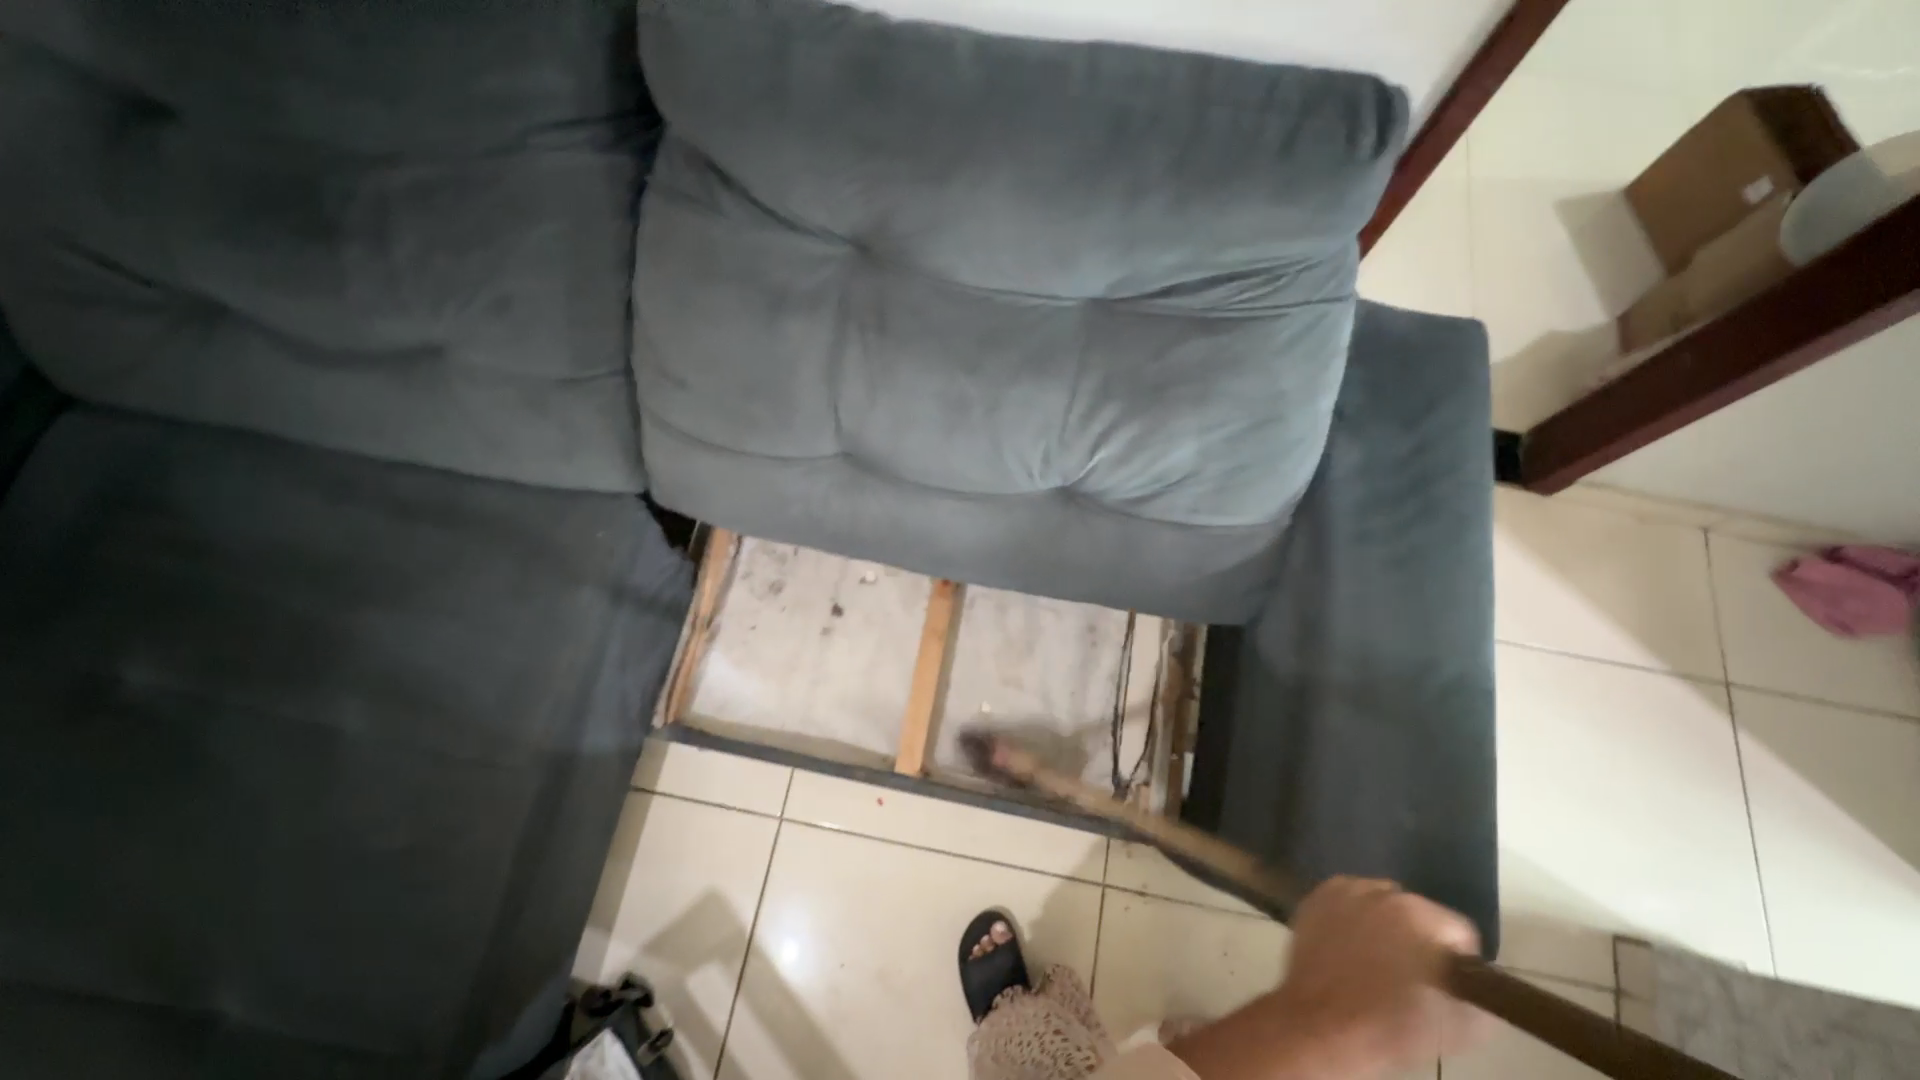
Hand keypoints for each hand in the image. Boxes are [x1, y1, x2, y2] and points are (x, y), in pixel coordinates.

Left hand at [1165, 876, 1486, 1079]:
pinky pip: (1340, 906)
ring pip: (1375, 906)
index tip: (1443, 981)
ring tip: (1369, 968)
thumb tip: (1477, 991)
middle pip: (1413, 912)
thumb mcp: (1452, 1026)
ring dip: (1378, 929)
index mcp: (1420, 915)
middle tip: (1403, 977)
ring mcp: (1340, 893)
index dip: (1453, 959)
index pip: (1456, 930)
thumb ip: (1474, 1001)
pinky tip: (1340, 954)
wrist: (1318, 1027)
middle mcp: (1379, 891)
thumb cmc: (1388, 1030)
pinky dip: (1345, 923)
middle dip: (1414, 939)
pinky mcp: (1311, 901)